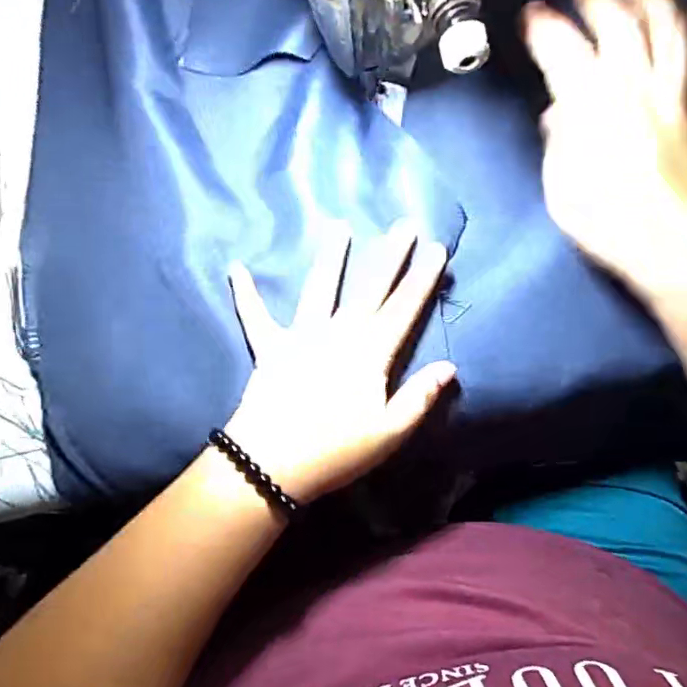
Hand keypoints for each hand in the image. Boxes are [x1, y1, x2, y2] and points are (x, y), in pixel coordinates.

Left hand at [223, 220, 455, 504]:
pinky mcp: (270, 348)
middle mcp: (339, 333)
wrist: (271, 462)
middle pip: (369, 287)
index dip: (422, 278)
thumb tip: (450, 366)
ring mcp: (301, 336)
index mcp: (371, 352)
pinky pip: (255, 316)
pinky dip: (246, 294)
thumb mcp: (390, 431)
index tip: (437, 248)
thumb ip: (420, 396)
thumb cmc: (337, 450)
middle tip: (405, 224)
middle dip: (390, 255)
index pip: (404, 308)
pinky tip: (236, 268)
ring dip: (330, 257)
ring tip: (339, 226)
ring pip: (319, 288)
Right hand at [523, 0, 686, 302]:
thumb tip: (558, 112)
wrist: (686, 244)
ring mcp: (678, 91)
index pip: (562, 50)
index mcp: (592, 106)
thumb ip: (558, 144)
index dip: (545, 27)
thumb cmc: (614, 227)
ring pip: (668, 26)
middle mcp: (637, 84)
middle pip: (618, 22)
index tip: (533, 14)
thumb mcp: (563, 193)